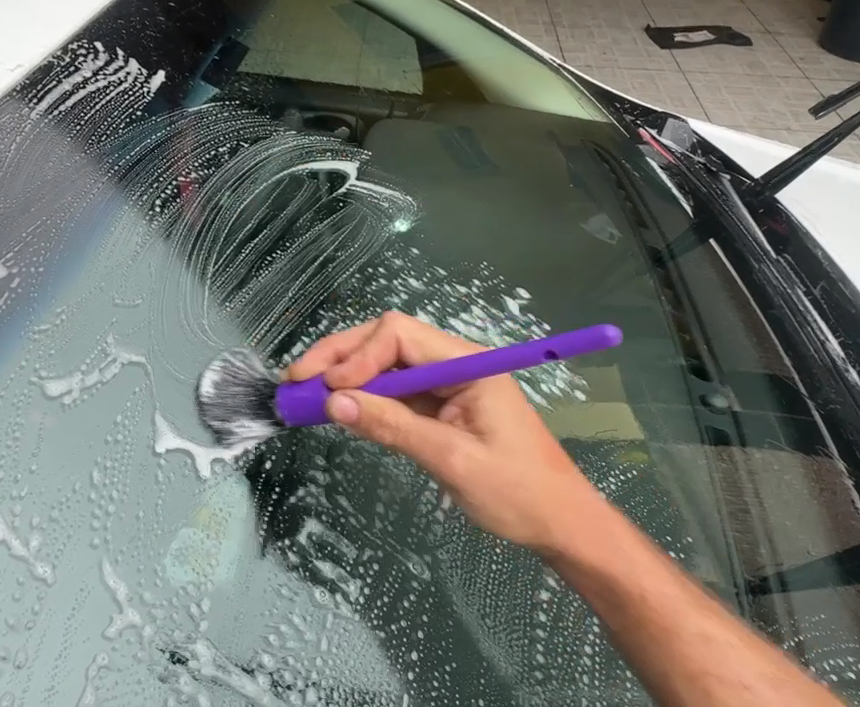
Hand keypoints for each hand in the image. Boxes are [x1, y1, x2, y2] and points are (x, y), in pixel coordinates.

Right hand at [288, 311, 607, 554]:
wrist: (562, 526)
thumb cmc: (518, 493)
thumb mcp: (452, 460)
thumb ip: (393, 427)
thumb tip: (333, 403)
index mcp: (466, 362)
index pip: (398, 334)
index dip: (357, 355)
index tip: (327, 388)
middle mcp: (452, 361)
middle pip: (384, 340)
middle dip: (339, 357)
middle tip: (297, 381)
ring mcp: (443, 382)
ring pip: (382, 362)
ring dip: (344, 375)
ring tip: (305, 393)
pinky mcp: (437, 405)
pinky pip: (390, 389)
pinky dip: (360, 396)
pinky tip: (335, 407)